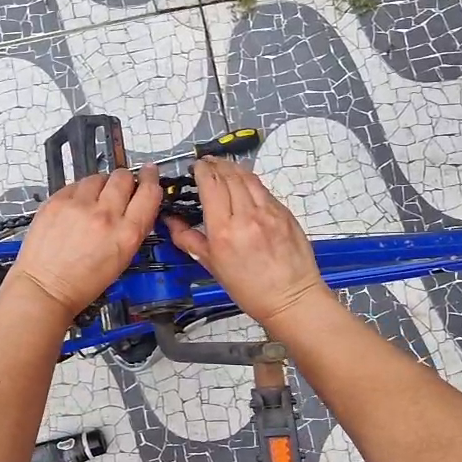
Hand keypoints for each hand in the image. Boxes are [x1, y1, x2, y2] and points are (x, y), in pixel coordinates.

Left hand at [8, 165, 163, 320]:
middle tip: (118, 189)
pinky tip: (75, 208)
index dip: (150, 179)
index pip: (149, 193)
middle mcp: (105, 215)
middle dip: (124, 181)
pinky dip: (79, 192)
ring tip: (93, 202)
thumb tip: (138, 206)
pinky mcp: (57, 201)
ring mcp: (79, 206)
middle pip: (123, 177)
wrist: (45, 288)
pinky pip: (75, 185)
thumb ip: (132, 229)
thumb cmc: (82, 283)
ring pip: (98, 177)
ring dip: (100, 186)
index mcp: (126, 234)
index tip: (149, 173)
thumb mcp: (121, 260)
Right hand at [164, 159, 330, 331]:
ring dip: (233, 167)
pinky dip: (250, 181)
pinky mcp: (284, 213)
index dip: (202, 170)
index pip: (211, 185)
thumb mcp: (212, 266)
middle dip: (216, 164)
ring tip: (224, 166)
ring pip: (248, 177)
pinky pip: (263, 190)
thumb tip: (171, 221)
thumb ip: (188, 239)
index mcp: (223, 231)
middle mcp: (246, 216)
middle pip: (229, 175)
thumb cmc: (249, 288)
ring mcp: (268, 212)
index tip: (196, 167)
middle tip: (207, 163)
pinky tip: (244, 184)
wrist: (290, 298)